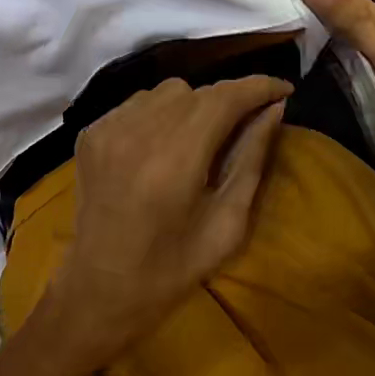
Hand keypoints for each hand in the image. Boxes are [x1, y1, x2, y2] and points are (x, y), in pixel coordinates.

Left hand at [45, 76, 291, 364]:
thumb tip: (273, 111)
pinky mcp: (90, 133)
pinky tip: (162, 146)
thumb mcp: (227, 224)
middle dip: (226, 100)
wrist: (100, 289)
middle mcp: (137, 132)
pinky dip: (158, 115)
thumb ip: (252, 160)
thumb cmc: (172, 268)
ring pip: (164, 91)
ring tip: (199, 139)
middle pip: (195, 90)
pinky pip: (136, 104)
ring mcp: (107, 128)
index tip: (284, 89)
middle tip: (244, 125)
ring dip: (191, 106)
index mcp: (175, 158)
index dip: (258, 87)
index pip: (224, 97)